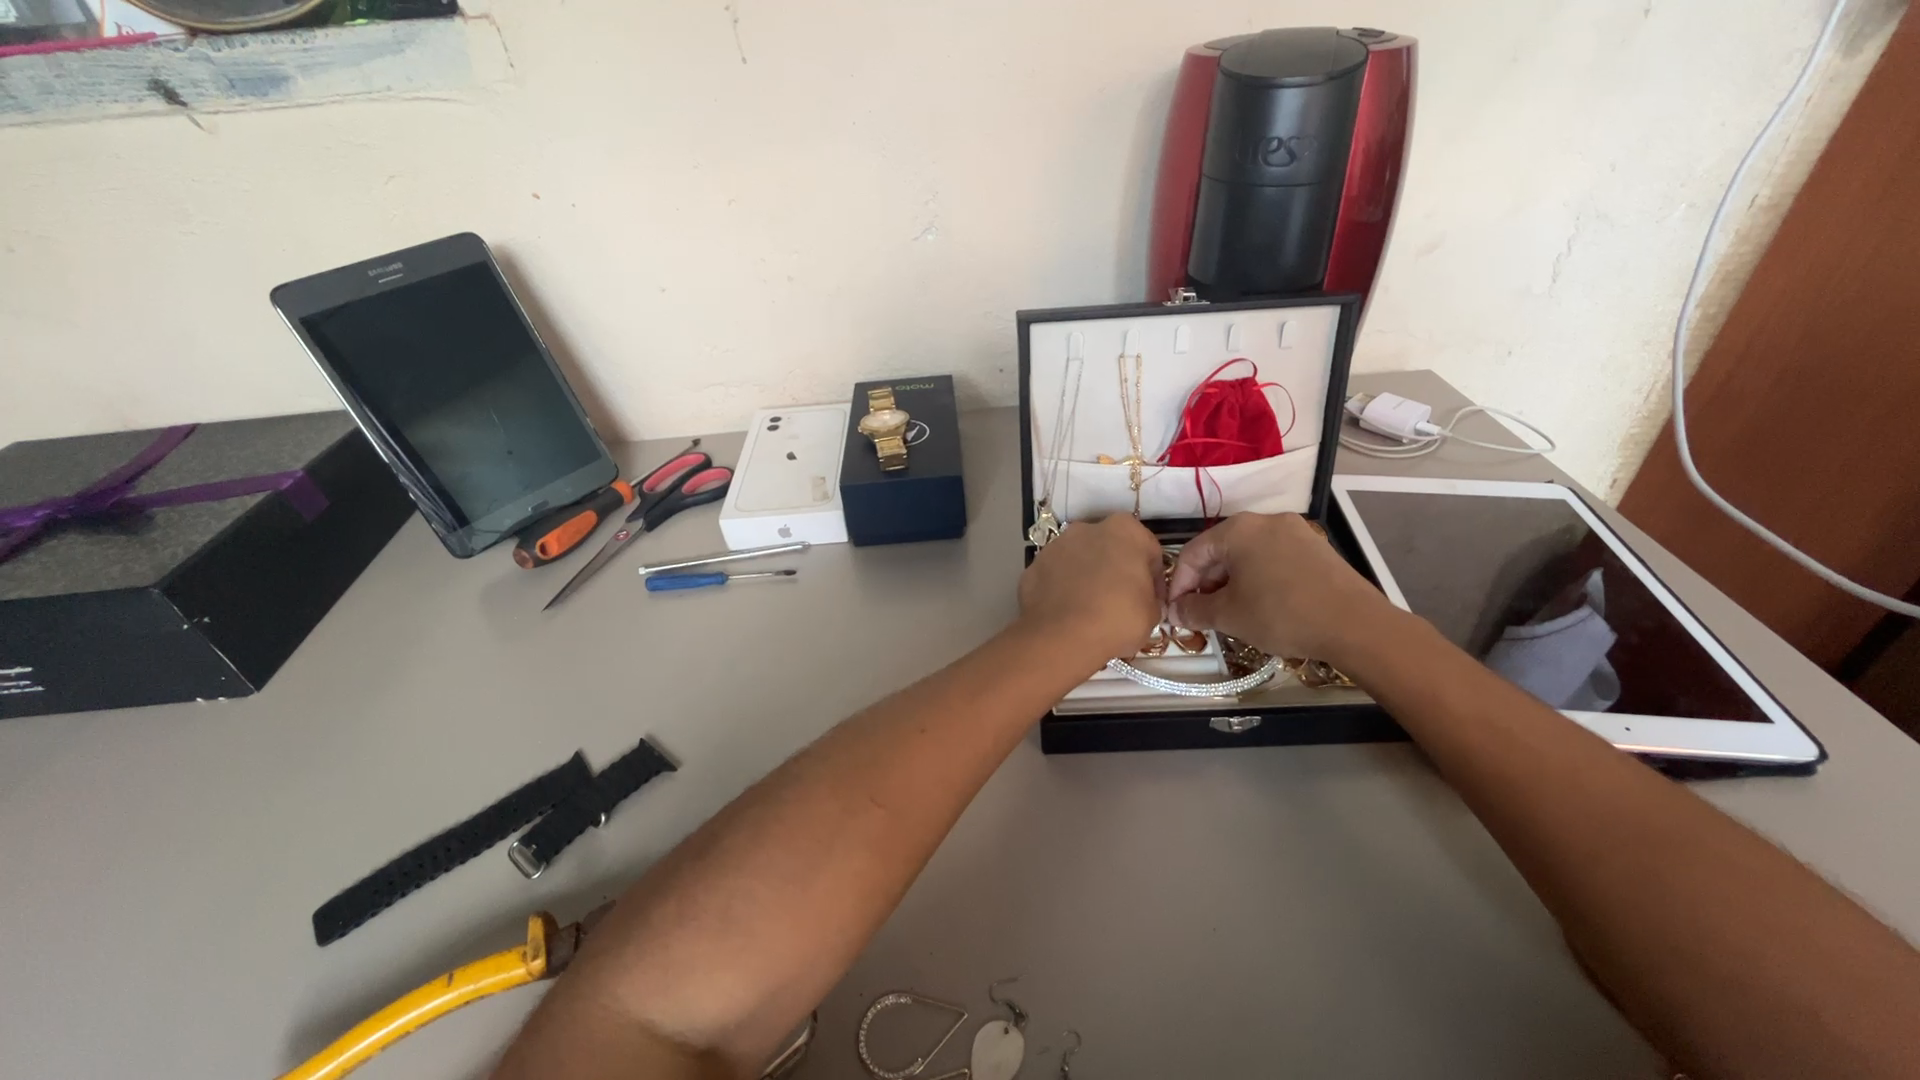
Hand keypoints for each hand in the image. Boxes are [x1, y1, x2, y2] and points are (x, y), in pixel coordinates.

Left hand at [1018, 515, 1165, 664]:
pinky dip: (1062, 589)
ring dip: (1087, 577)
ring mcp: (1055, 546)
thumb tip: (1143, 601)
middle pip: (1110, 549)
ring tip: (1090, 609)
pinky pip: (1056, 577)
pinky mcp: (1032, 566)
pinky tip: (1068, 613)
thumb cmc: (1118, 618)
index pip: (1149, 550)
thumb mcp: (1152, 612)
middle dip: (1116, 570)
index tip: (1152, 600)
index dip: (1153, 578)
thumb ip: (1151, 598)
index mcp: (1125, 530)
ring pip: (1079, 560)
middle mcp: (1087, 529)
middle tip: (1121, 602)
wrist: (1061, 637)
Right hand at [1167, 512, 1404, 667]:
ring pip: (1249, 555)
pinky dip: (1259, 579)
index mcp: (1238, 529)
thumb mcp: (1229, 616)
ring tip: (1231, 612)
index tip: (1176, 612)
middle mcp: (1265, 521)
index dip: (1179, 585)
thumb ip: (1194, 610)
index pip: (1192, 553)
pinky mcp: (1316, 548)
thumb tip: (1175, 611)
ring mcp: (1295, 532)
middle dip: (1206, 583)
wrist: (1354, 624)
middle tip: (1201, 614)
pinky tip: (1262, 605)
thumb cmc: (1281, 614)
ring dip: (1232, 582)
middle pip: (1221, 550)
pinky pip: (1274, 559)